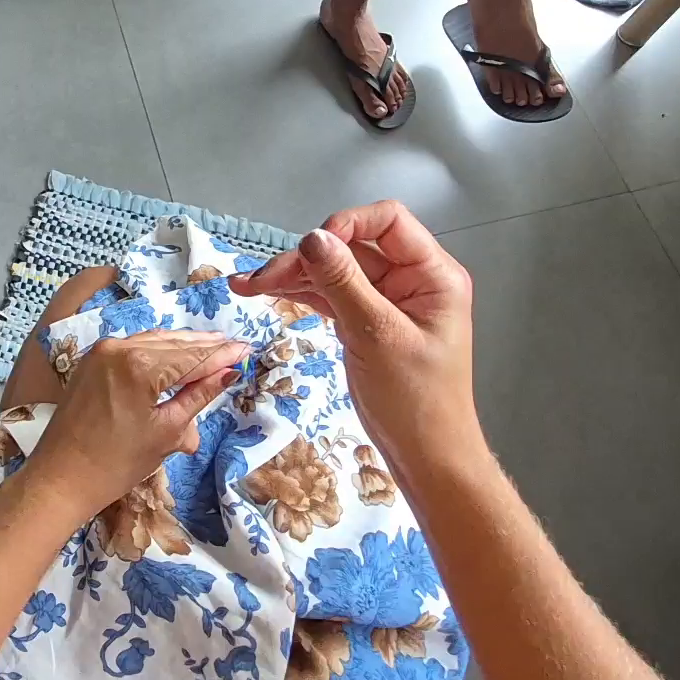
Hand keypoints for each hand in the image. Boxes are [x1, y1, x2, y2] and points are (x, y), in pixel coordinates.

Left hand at [23, 330, 247, 521]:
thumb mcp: (166, 432)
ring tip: (212, 347)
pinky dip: (158, 350)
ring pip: (154, 341)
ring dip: (182, 346)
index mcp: (140, 365)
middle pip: (174, 343)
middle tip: (235, 346)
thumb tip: (228, 372)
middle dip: (205, 346)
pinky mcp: (92, 359)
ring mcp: (102, 351)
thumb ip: (197, 396)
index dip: (221, 354)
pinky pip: (134, 347)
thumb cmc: (116, 464)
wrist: (60, 478)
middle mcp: (120, 347)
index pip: (192, 356)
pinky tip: (175, 354)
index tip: (247, 349)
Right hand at [230, 200, 481, 459]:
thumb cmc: (416, 401)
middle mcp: (409, 280)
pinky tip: (266, 293)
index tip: (310, 246)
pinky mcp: (364, 320)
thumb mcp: (376, 336)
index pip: (388, 222)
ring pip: (333, 272)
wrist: (425, 457)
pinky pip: (329, 295)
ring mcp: (385, 300)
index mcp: (431, 275)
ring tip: (248, 286)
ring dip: (292, 277)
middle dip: (305, 260)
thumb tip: (312, 238)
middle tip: (261, 280)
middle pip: (350, 248)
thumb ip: (343, 283)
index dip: (347, 225)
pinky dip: (298, 294)